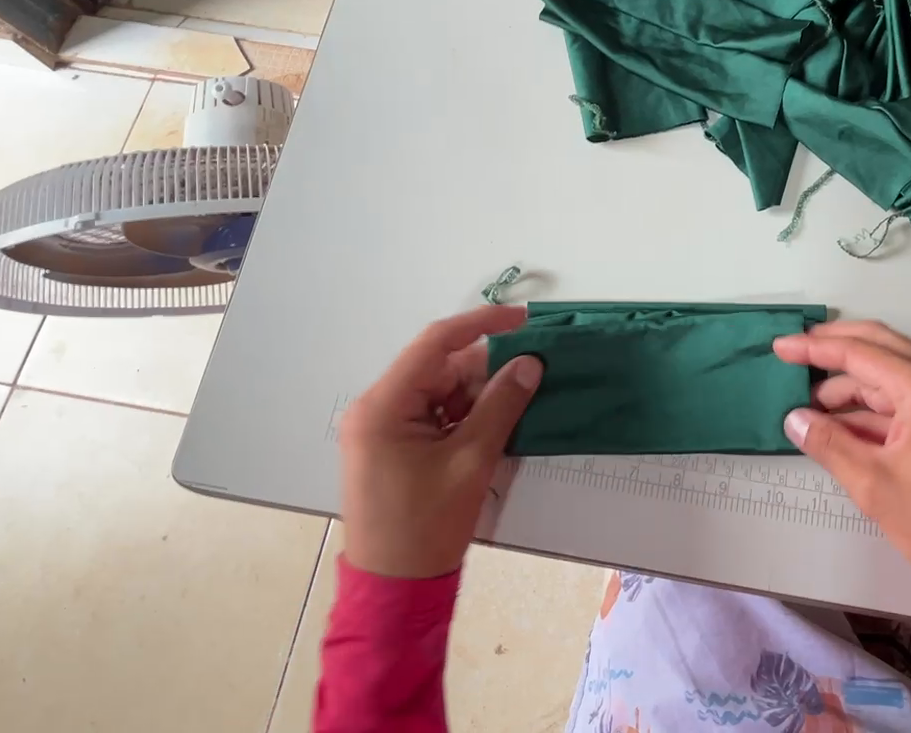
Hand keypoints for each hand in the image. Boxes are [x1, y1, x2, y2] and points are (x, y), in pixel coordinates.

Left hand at [338, 305, 542, 577]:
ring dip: (480, 396)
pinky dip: (467, 416)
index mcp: (384, 405)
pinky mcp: (394, 445)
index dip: (482, 323)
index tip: (523, 319)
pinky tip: (496, 427)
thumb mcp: (470, 461)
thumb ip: (501, 405)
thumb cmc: (427, 526)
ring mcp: (384, 427)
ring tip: (519, 406)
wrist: (393, 591)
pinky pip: (437, 414)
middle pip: (441, 369)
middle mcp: (377, 407)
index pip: (435, 343)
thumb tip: (530, 363)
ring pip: (442, 391)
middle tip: (533, 376)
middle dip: (486, 371)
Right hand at [775, 321, 910, 573]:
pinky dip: (870, 401)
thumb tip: (794, 418)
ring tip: (809, 403)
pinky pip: (903, 394)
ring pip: (890, 369)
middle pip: (879, 345)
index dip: (815, 348)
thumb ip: (828, 443)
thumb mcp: (873, 484)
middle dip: (834, 346)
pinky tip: (839, 418)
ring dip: (850, 380)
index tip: (780, 347)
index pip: (860, 353)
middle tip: (794, 351)